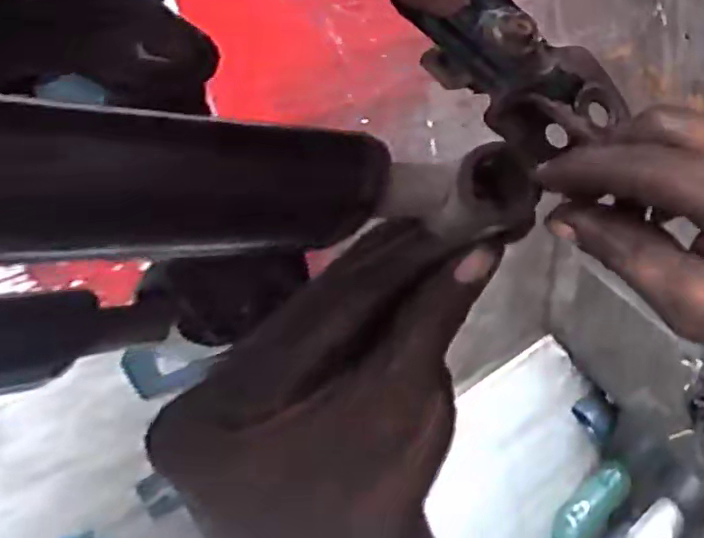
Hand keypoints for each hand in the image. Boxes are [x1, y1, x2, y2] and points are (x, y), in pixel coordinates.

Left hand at [146, 221, 501, 537]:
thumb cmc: (372, 489)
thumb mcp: (404, 401)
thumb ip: (435, 316)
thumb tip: (486, 245)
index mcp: (222, 399)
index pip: (331, 304)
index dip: (407, 256)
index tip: (466, 217)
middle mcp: (217, 379)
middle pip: (330, 297)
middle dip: (407, 254)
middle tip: (470, 214)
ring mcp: (246, 378)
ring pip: (338, 300)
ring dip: (404, 265)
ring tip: (460, 229)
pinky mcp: (280, 377)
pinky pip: (342, 320)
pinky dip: (393, 291)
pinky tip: (433, 262)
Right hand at [538, 106, 703, 361]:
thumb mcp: (697, 305)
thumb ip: (631, 254)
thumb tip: (569, 217)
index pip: (644, 164)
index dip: (587, 168)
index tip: (541, 177)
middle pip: (660, 123)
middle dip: (608, 149)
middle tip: (572, 190)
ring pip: (680, 121)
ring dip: (636, 149)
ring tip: (607, 199)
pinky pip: (702, 132)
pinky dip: (666, 152)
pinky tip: (652, 193)